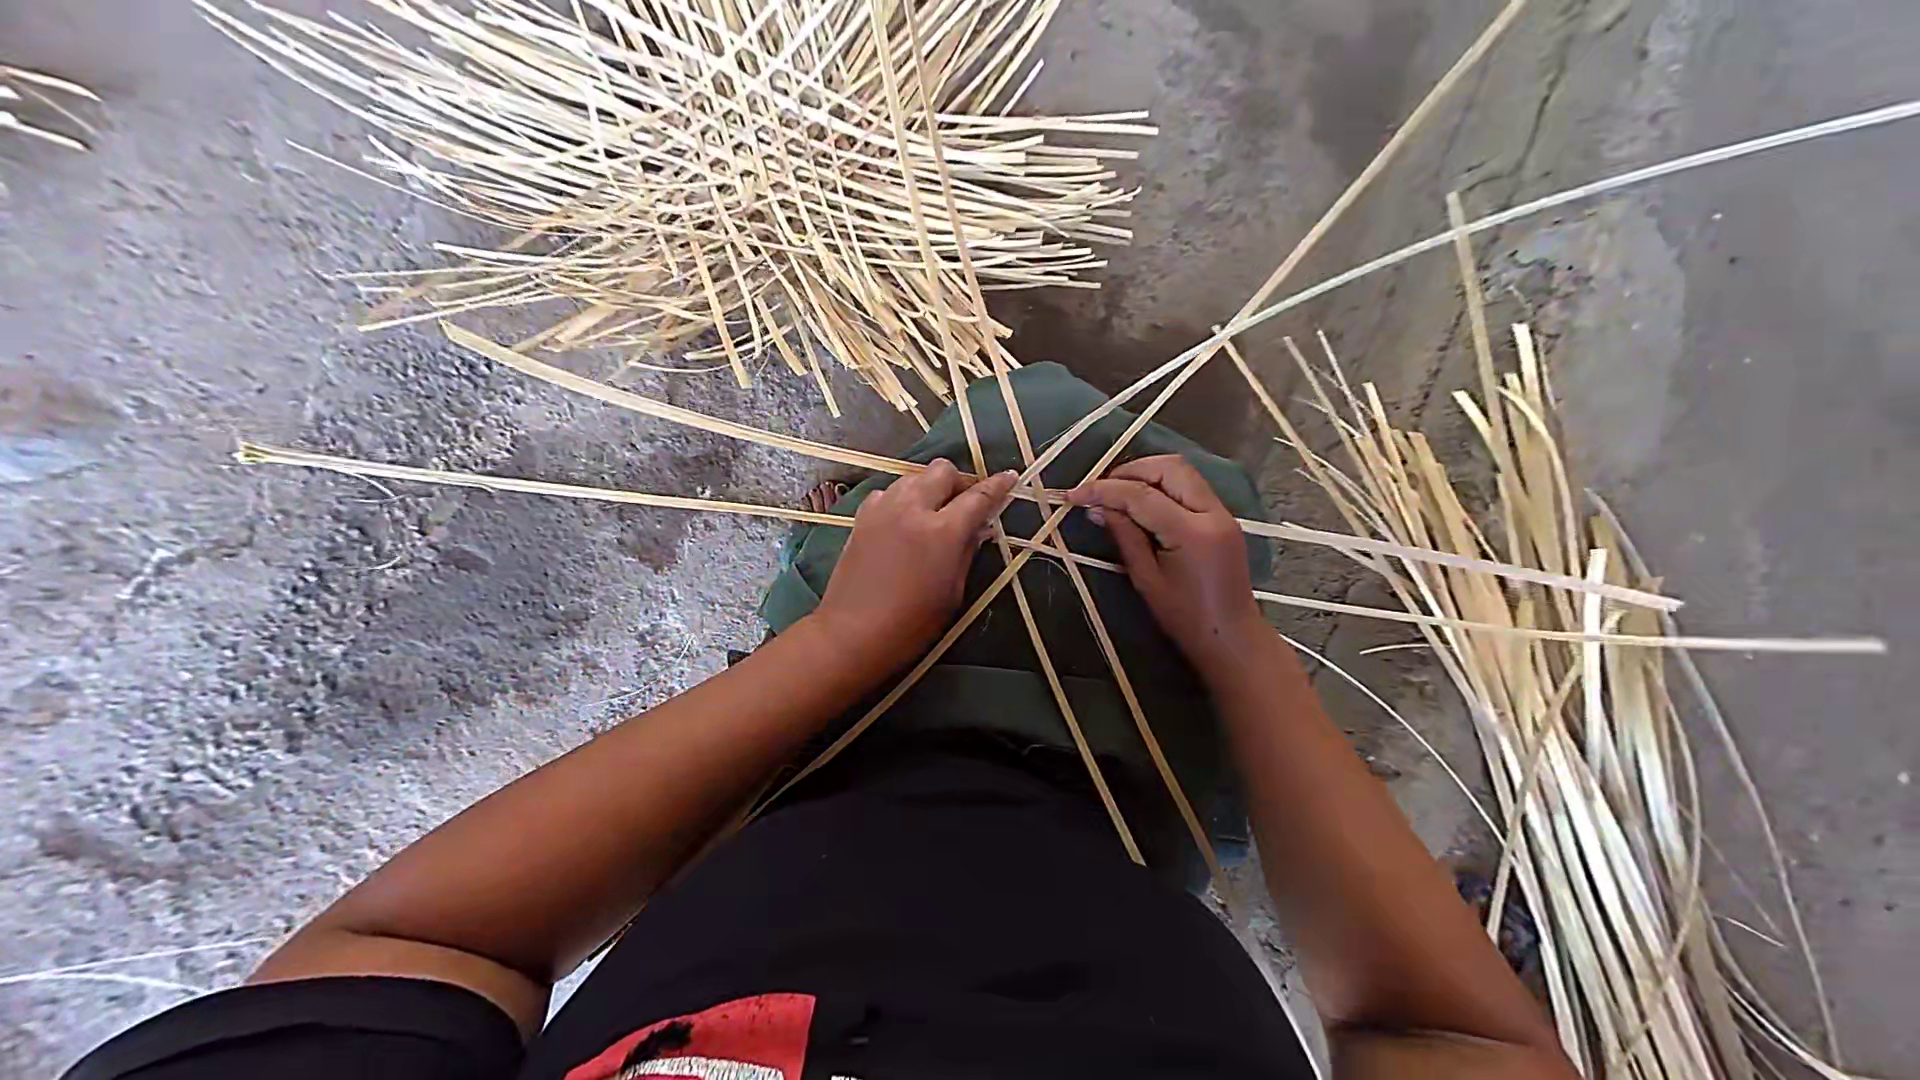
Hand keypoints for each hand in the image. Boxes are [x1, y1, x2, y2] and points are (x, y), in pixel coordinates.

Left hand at [812, 459, 1016, 669]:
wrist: (853, 632)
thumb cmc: (913, 623)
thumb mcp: (953, 592)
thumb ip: (968, 551)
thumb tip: (980, 528)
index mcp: (943, 530)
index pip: (978, 495)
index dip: (998, 485)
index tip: (1009, 478)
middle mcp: (912, 508)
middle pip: (942, 471)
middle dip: (959, 482)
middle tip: (965, 503)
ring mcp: (883, 509)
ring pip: (913, 477)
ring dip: (929, 487)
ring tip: (933, 512)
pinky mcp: (862, 518)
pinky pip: (888, 492)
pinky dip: (901, 499)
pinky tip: (903, 521)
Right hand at [1068, 455, 1269, 677]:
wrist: (1231, 637)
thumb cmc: (1185, 618)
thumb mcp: (1146, 579)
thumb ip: (1124, 537)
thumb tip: (1097, 509)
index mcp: (1192, 533)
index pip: (1141, 495)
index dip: (1104, 490)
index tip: (1074, 495)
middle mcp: (1212, 513)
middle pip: (1168, 468)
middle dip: (1129, 471)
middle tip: (1099, 489)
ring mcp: (1222, 512)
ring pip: (1181, 471)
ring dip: (1146, 473)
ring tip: (1116, 491)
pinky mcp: (1222, 517)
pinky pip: (1189, 486)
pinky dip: (1162, 484)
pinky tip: (1140, 500)